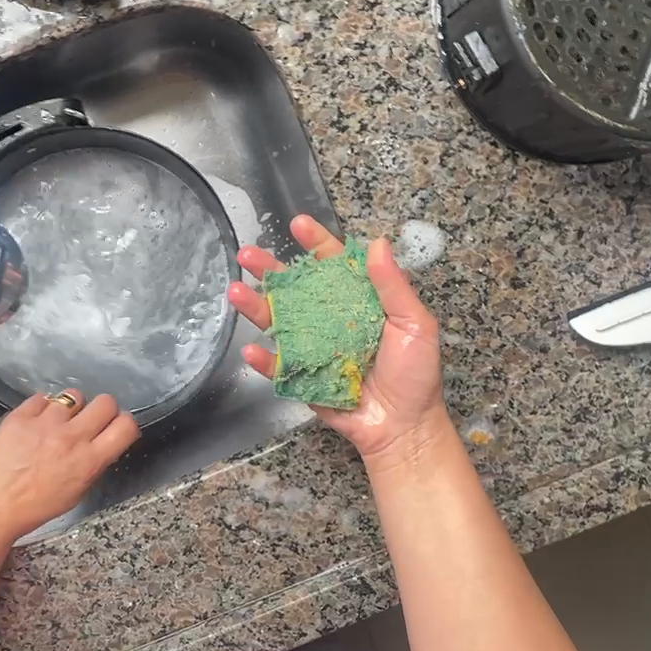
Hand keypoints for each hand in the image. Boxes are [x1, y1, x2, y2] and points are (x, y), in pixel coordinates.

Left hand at [0, 390, 140, 543]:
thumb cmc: (37, 506)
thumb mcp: (77, 492)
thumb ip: (93, 464)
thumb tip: (101, 443)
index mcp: (90, 460)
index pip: (125, 426)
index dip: (124, 424)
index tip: (115, 428)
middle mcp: (72, 437)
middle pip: (106, 402)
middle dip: (103, 409)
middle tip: (89, 421)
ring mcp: (46, 423)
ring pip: (74, 395)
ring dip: (71, 407)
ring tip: (58, 421)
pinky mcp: (22, 416)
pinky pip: (42, 398)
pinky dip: (42, 408)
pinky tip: (36, 423)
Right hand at [228, 215, 451, 466]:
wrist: (403, 426)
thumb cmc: (414, 374)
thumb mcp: (414, 324)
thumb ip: (393, 286)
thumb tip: (377, 243)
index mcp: (358, 301)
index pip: (333, 265)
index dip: (316, 244)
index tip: (298, 225)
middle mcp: (330, 319)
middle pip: (296, 288)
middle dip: (270, 269)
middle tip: (248, 254)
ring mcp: (313, 348)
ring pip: (279, 321)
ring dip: (256, 307)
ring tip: (235, 291)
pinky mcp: (302, 378)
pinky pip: (278, 367)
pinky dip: (264, 360)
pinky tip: (252, 349)